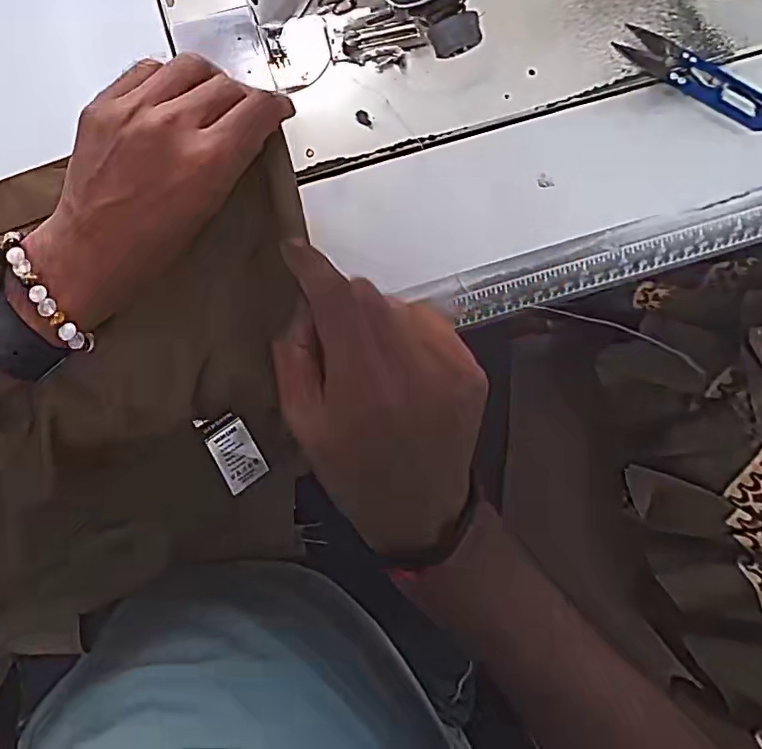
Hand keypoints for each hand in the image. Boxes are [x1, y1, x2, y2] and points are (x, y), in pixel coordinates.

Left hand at [22, 54, 293, 328]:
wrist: (88, 252)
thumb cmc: (143, 246)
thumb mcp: (209, 206)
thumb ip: (234, 158)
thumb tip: (248, 128)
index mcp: (206, 160)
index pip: (258, 107)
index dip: (274, 106)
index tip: (274, 108)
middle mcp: (170, 127)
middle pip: (227, 84)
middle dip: (241, 98)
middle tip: (238, 110)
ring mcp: (132, 112)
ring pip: (189, 66)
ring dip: (205, 80)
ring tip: (202, 97)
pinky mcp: (102, 106)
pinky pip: (144, 69)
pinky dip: (163, 78)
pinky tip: (165, 95)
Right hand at [273, 240, 489, 557]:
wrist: (421, 511)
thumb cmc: (353, 469)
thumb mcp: (301, 420)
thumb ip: (292, 355)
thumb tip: (302, 307)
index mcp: (362, 380)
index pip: (335, 298)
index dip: (311, 267)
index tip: (294, 250)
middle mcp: (410, 364)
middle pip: (364, 293)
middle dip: (338, 303)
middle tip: (331, 342)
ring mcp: (446, 364)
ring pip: (393, 303)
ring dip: (372, 318)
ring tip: (369, 362)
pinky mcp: (469, 368)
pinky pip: (425, 320)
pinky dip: (403, 331)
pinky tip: (398, 367)